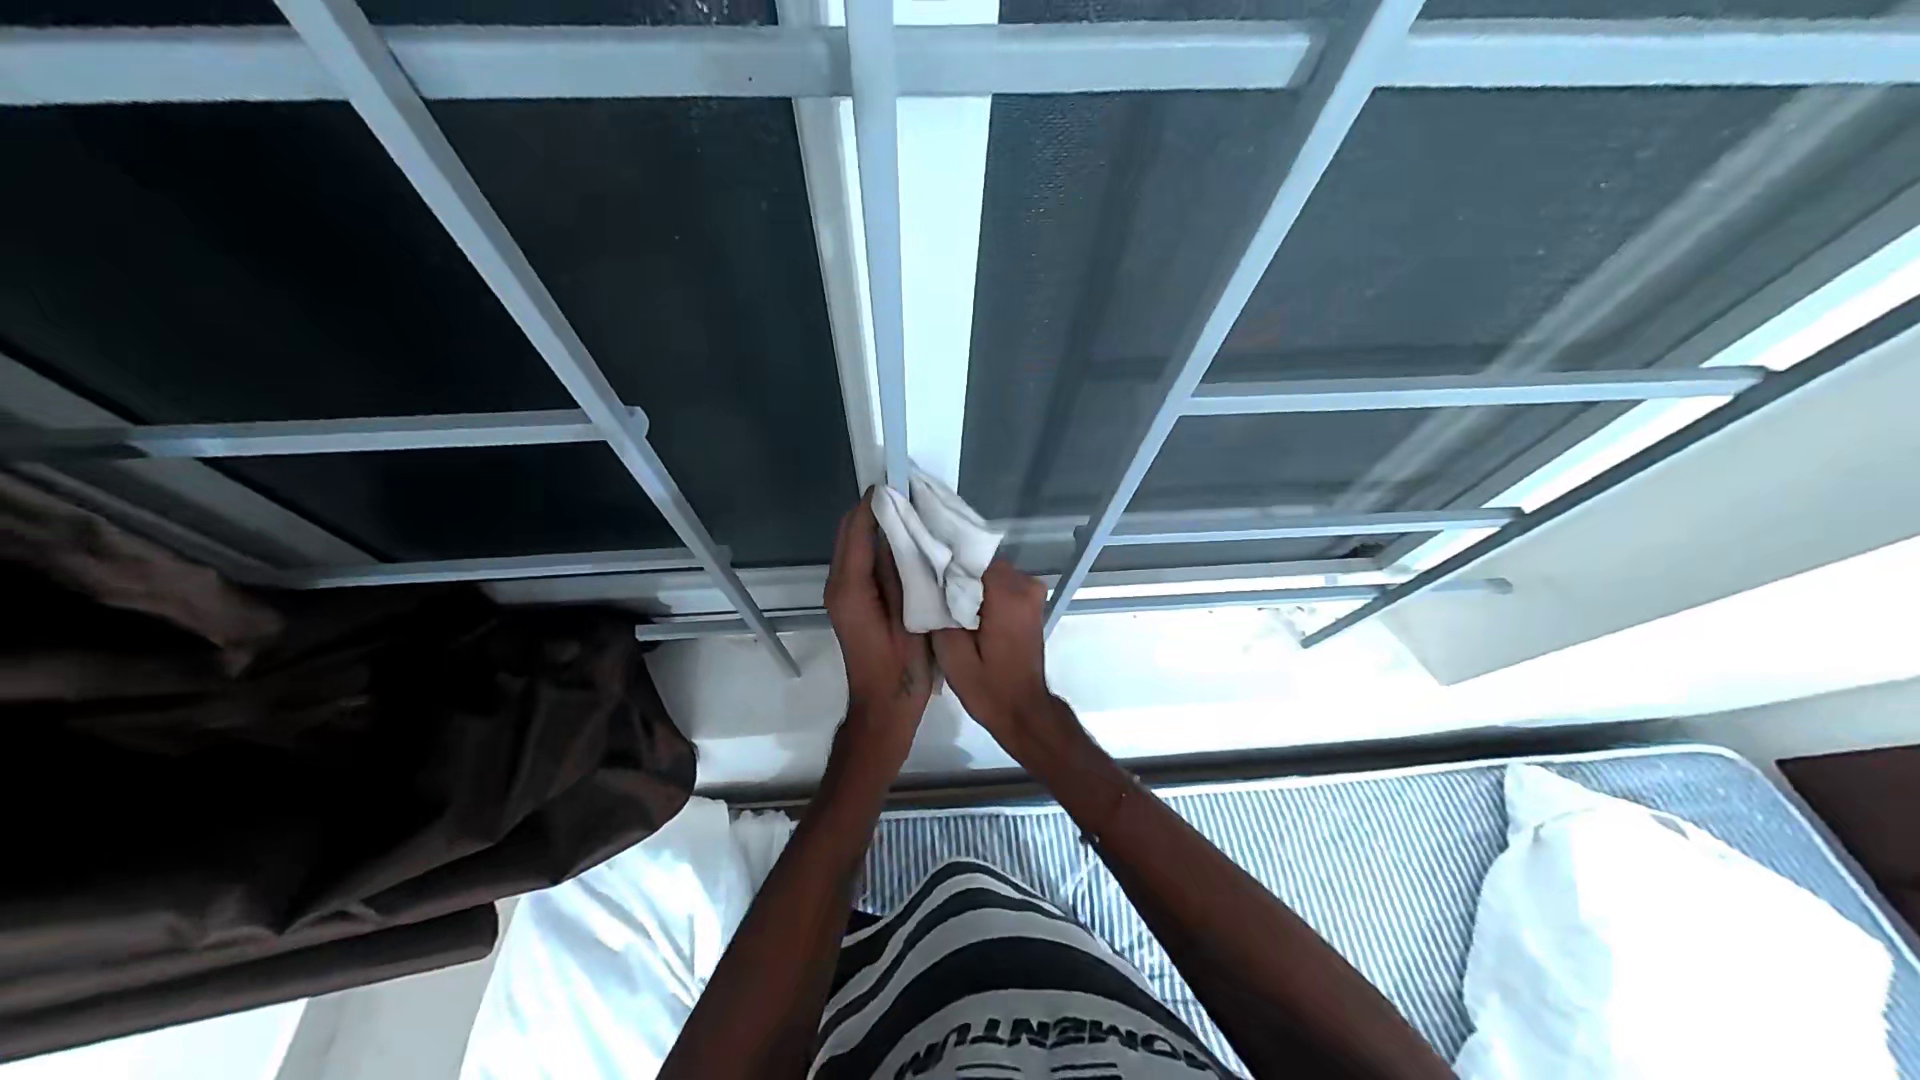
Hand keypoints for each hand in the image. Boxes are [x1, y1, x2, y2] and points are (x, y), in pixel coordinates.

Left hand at [824, 494, 932, 760]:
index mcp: (851, 587)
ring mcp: (842, 592)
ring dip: (879, 524)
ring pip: (857, 542)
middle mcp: (839, 584)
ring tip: (914, 512)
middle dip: (877, 508)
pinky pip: (863, 559)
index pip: (859, 528)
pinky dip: (880, 544)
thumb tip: (904, 530)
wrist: (883, 707)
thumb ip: (903, 573)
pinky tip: (908, 542)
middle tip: (913, 494)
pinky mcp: (852, 599)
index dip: (877, 502)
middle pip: (851, 530)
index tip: (903, 481)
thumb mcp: (911, 619)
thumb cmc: (902, 669)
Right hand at [931, 560, 1077, 767]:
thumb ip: (939, 614)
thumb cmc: (988, 688)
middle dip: (958, 576)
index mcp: (1008, 596)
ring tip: (948, 605)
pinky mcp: (1032, 604)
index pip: (971, 559)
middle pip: (982, 564)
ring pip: (991, 573)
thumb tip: (928, 584)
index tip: (926, 578)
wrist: (1023, 710)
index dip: (946, 566)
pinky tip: (967, 613)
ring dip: (971, 585)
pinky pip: (1003, 585)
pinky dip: (985, 593)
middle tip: (934, 595)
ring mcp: (1033, 594)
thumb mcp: (952, 656)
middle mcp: (1026, 587)